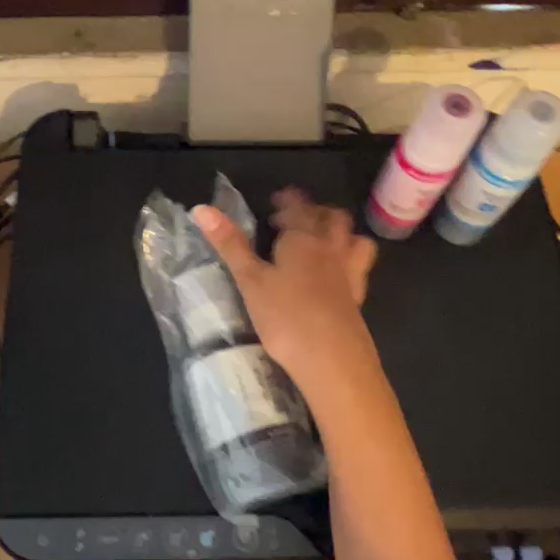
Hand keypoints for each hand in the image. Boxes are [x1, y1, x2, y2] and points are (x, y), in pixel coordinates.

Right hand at [193, 188, 381, 397]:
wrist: (333, 360)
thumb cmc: (285, 317)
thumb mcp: (250, 281)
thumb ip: (229, 244)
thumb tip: (200, 208)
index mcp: (303, 239)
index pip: (298, 207)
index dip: (287, 200)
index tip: (275, 201)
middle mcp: (331, 248)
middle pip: (331, 217)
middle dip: (314, 211)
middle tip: (294, 220)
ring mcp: (349, 273)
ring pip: (353, 238)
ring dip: (339, 232)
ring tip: (322, 240)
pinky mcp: (357, 297)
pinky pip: (359, 266)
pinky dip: (349, 259)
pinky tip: (336, 275)